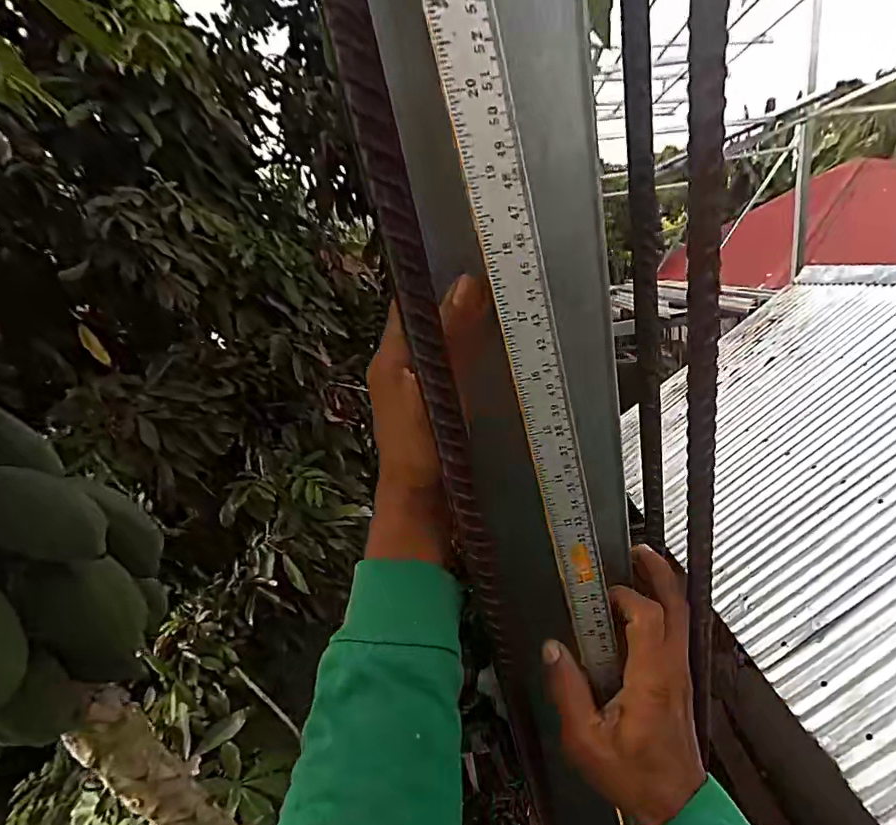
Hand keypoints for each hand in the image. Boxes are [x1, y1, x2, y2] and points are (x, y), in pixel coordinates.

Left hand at [364, 274, 492, 565]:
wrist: (422, 501)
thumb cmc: (419, 447)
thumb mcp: (433, 390)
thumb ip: (447, 342)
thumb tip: (466, 284)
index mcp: (390, 357)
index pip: (409, 301)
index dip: (433, 276)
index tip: (469, 252)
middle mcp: (401, 366)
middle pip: (430, 319)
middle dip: (458, 297)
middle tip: (498, 273)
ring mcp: (420, 386)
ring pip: (445, 341)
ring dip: (469, 323)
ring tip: (505, 299)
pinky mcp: (439, 404)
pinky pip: (456, 365)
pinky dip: (474, 352)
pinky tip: (498, 346)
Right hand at [542, 545, 705, 824]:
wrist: (676, 802)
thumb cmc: (631, 774)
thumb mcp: (584, 740)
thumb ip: (567, 691)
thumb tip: (552, 650)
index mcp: (652, 679)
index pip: (648, 617)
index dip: (627, 596)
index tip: (601, 594)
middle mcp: (672, 669)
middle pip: (677, 606)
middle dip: (660, 572)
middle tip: (638, 550)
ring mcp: (680, 674)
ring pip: (682, 617)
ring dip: (664, 588)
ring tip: (640, 569)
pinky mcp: (679, 682)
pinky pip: (676, 634)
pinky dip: (663, 610)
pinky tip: (640, 612)